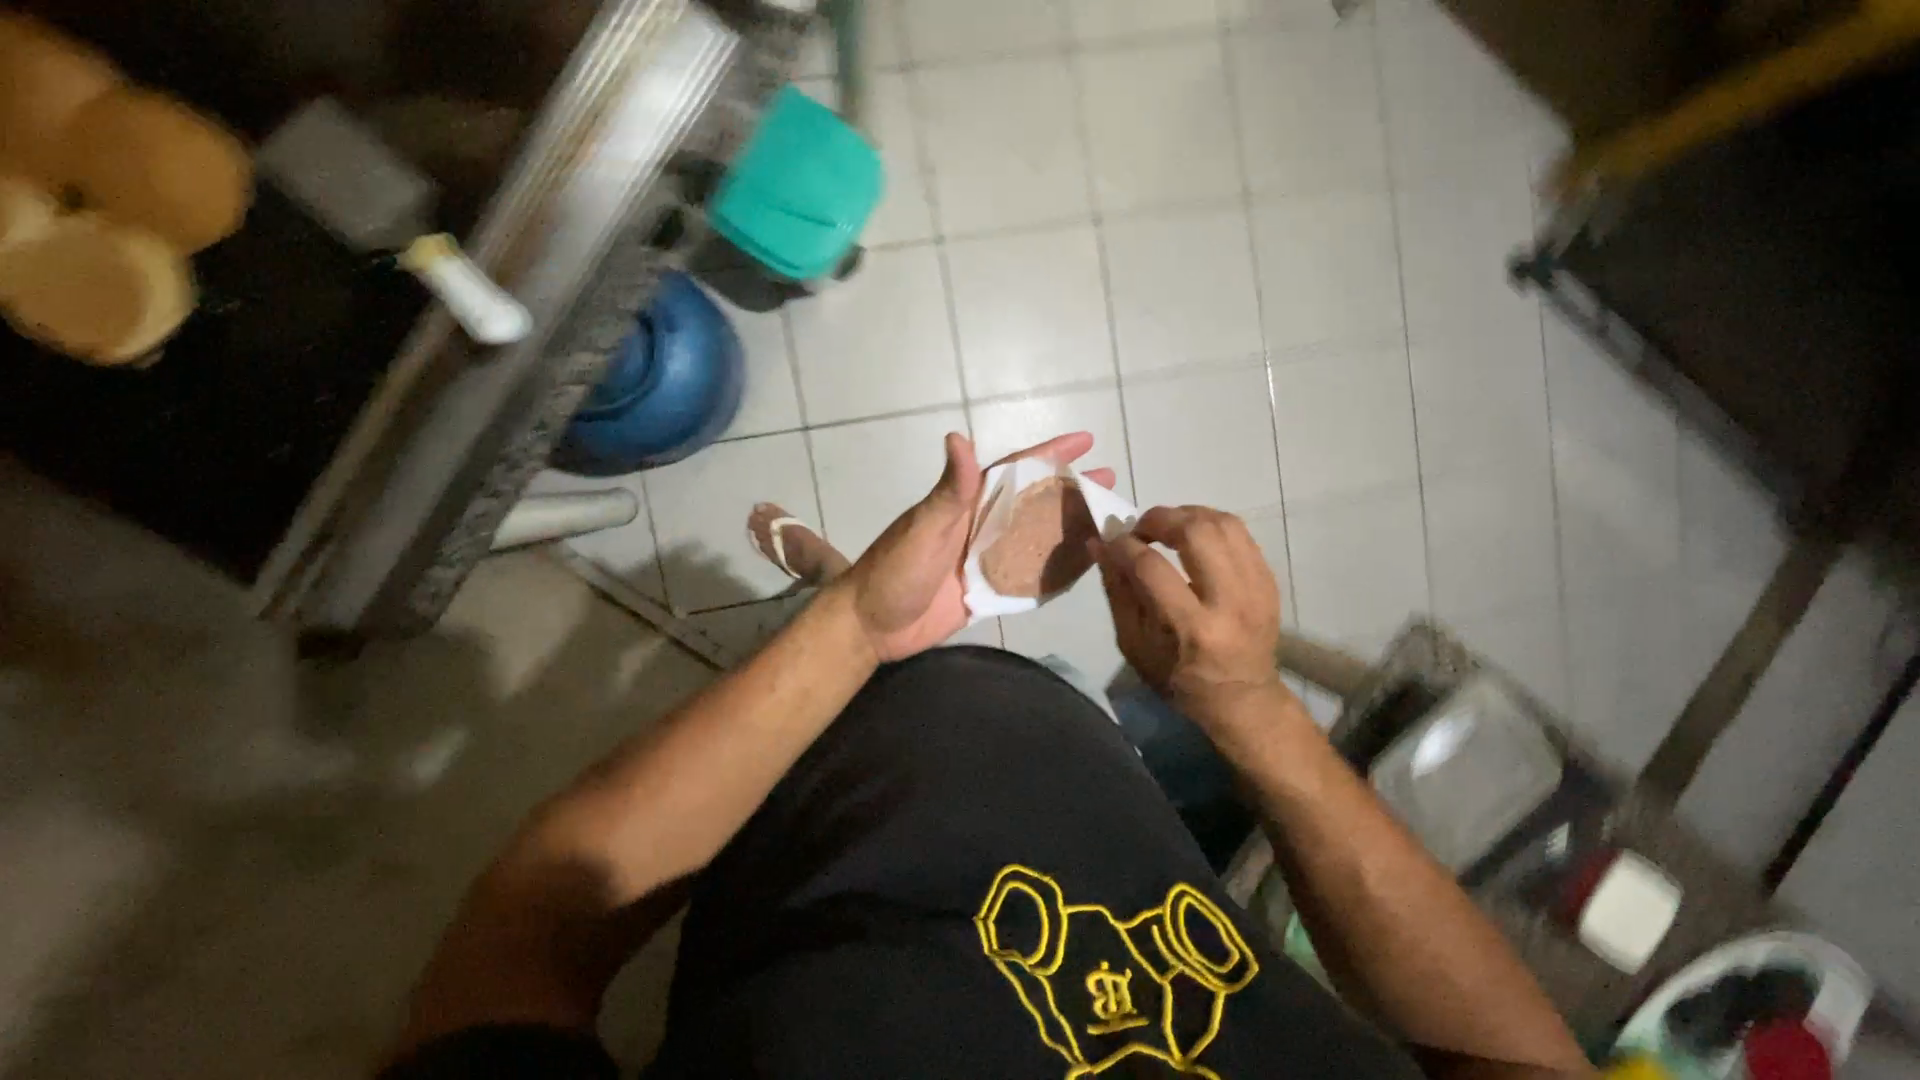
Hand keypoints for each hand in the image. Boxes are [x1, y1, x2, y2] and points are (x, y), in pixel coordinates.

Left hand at [837, 431, 1115, 662]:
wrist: (870, 626)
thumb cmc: (894, 571)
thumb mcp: (924, 527)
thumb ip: (950, 490)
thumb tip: (958, 436)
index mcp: (967, 505)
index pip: (1015, 471)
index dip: (1049, 454)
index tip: (1085, 441)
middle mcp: (981, 527)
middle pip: (1034, 503)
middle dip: (1071, 491)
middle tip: (1110, 483)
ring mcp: (985, 560)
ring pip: (1036, 539)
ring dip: (1068, 529)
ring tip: (1108, 522)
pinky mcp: (986, 591)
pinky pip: (1028, 578)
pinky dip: (1054, 571)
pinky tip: (1081, 566)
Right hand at [1093, 505, 1283, 722]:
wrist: (1242, 697)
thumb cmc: (1179, 679)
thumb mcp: (1135, 645)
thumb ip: (1118, 592)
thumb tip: (1101, 545)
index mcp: (1192, 628)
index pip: (1152, 568)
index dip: (1125, 546)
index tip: (1111, 542)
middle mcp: (1230, 602)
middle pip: (1197, 533)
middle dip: (1160, 519)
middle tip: (1141, 529)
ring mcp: (1256, 589)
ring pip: (1224, 524)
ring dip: (1188, 515)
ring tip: (1168, 527)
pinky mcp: (1269, 582)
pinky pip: (1241, 535)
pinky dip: (1211, 526)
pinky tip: (1194, 537)